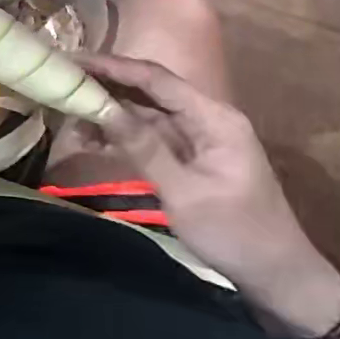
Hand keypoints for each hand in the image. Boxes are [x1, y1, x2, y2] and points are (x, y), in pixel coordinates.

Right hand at [71, 54, 339, 337]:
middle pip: (148, 89)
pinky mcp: (188, 156)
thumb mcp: (184, 193)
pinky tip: (91, 138)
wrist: (278, 277)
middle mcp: (206, 118)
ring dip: (108, 110)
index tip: (72, 60)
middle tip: (60, 81)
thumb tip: (102, 109)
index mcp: (214, 118)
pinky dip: (119, 133)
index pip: (156, 79)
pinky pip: (148, 134)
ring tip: (68, 113)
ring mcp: (197, 137)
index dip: (112, 66)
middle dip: (105, 84)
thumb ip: (144, 147)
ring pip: (144, 111)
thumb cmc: (236, 234)